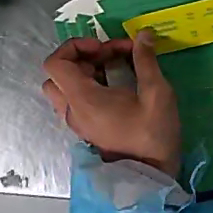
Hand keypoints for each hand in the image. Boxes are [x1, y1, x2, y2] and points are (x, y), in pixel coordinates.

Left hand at [42, 32, 182, 178]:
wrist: (152, 177)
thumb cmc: (153, 136)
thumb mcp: (157, 94)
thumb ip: (145, 61)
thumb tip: (143, 35)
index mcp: (82, 99)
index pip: (55, 63)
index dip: (74, 47)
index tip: (102, 48)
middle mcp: (72, 110)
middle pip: (57, 74)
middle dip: (82, 58)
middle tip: (111, 57)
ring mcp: (77, 122)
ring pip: (65, 88)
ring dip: (85, 72)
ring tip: (115, 70)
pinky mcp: (85, 129)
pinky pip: (75, 101)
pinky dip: (89, 87)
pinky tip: (117, 87)